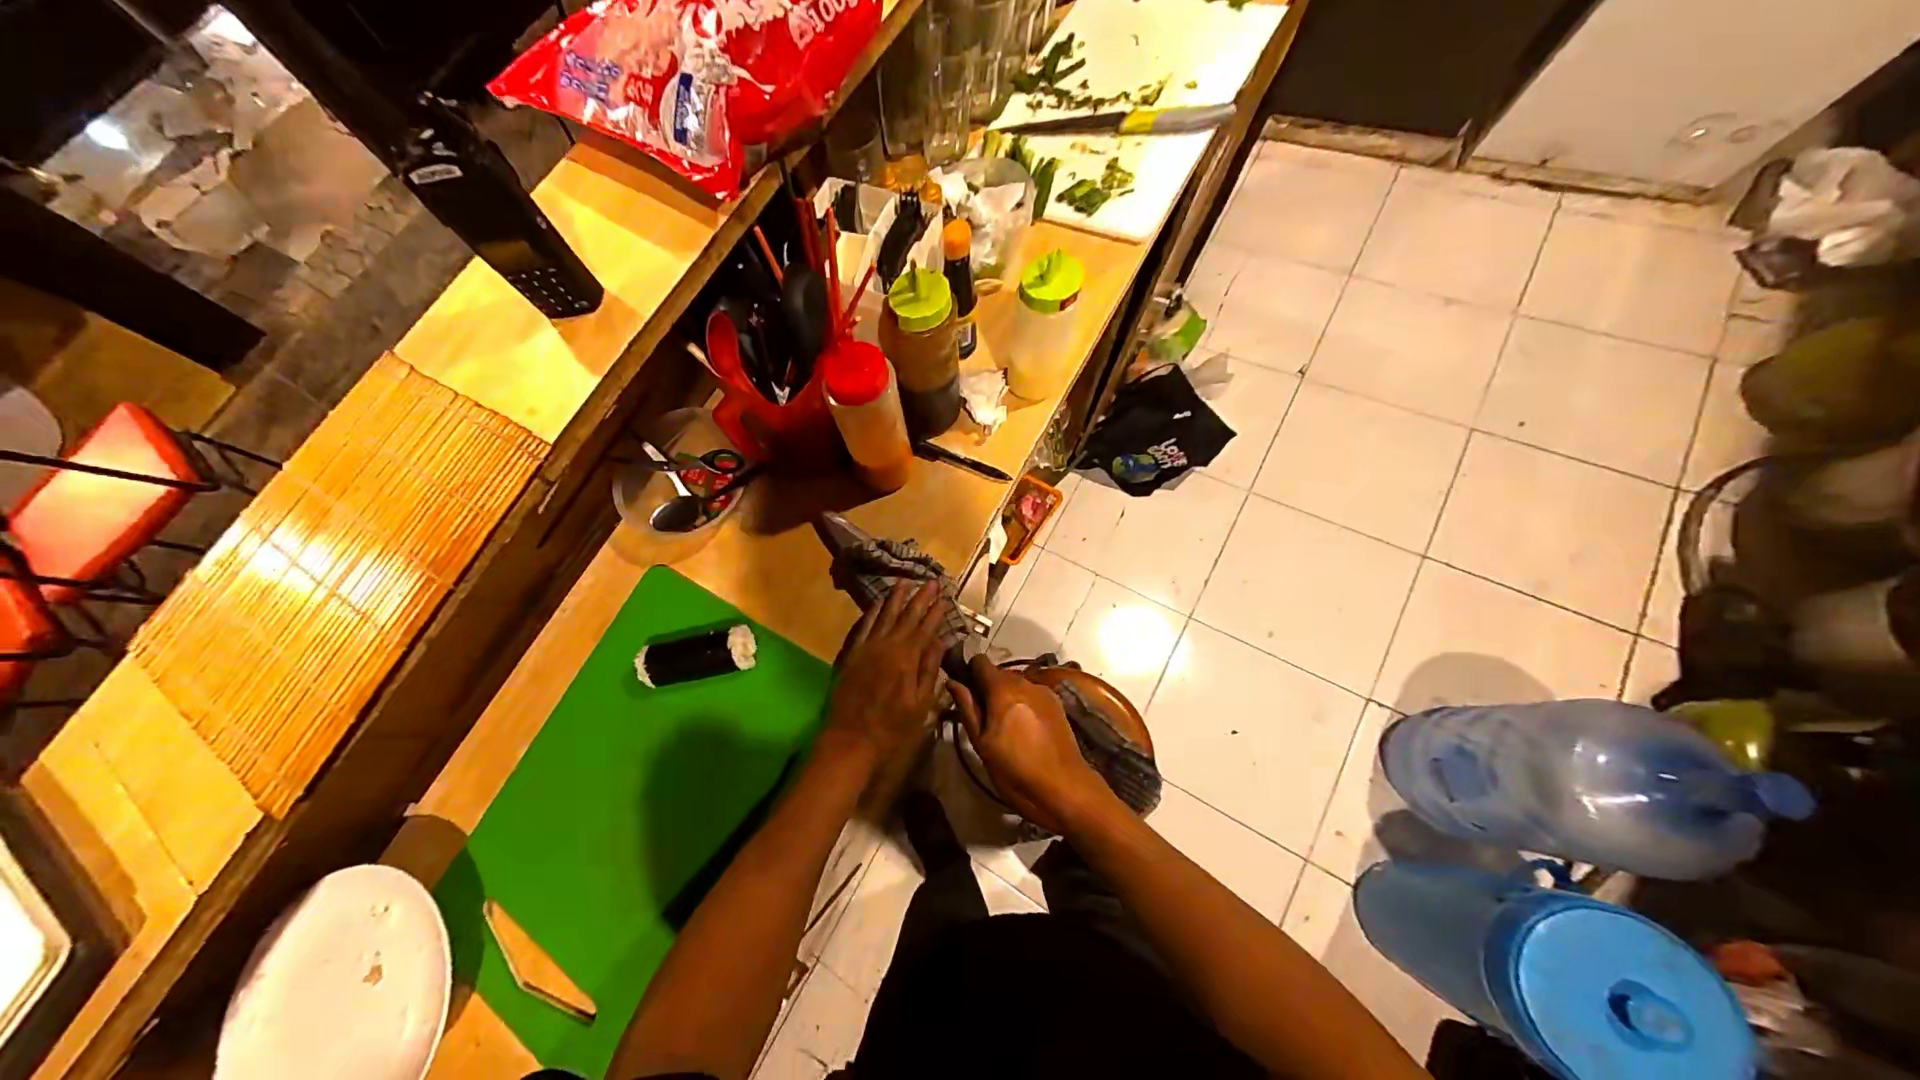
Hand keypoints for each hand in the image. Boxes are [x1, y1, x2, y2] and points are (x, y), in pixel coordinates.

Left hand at [820, 582, 946, 770]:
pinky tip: (878, 603)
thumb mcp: (921, 703)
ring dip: (895, 597)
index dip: (936, 611)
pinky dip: (872, 611)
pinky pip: (864, 625)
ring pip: (884, 614)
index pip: (925, 627)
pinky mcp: (852, 653)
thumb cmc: (892, 727)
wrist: (851, 739)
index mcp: (907, 658)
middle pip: (906, 615)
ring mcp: (867, 647)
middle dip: (920, 597)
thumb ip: (930, 669)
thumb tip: (941, 640)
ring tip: (905, 582)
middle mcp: (887, 645)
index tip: (944, 596)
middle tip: (931, 581)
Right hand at [952, 656, 1113, 832]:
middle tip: (984, 720)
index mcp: (1003, 689)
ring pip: (1017, 685)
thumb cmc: (1015, 770)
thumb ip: (967, 708)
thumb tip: (953, 682)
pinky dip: (1024, 705)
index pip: (980, 661)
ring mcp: (1044, 692)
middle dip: (988, 690)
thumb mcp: (982, 743)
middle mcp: (1025, 682)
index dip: (969, 673)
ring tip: (1006, 729)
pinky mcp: (1058, 704)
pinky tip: (1026, 731)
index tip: (966, 694)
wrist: (1064, 787)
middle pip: (999, 674)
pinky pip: (1032, 695)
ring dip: (1007, 698)